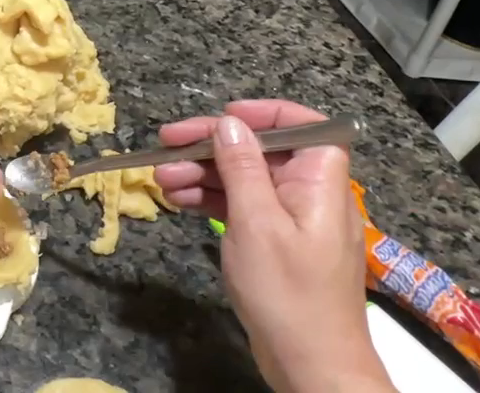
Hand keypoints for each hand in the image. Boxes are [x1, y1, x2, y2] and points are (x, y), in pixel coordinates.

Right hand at [154, 101, 391, 392]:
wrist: (313, 370)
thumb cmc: (288, 293)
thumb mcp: (256, 223)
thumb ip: (242, 167)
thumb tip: (229, 123)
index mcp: (319, 183)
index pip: (304, 126)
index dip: (265, 113)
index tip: (224, 116)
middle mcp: (310, 195)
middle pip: (260, 151)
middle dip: (212, 146)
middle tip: (166, 144)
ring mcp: (292, 220)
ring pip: (244, 179)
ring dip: (202, 174)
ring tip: (160, 179)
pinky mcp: (276, 244)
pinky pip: (242, 206)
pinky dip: (211, 200)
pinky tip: (178, 200)